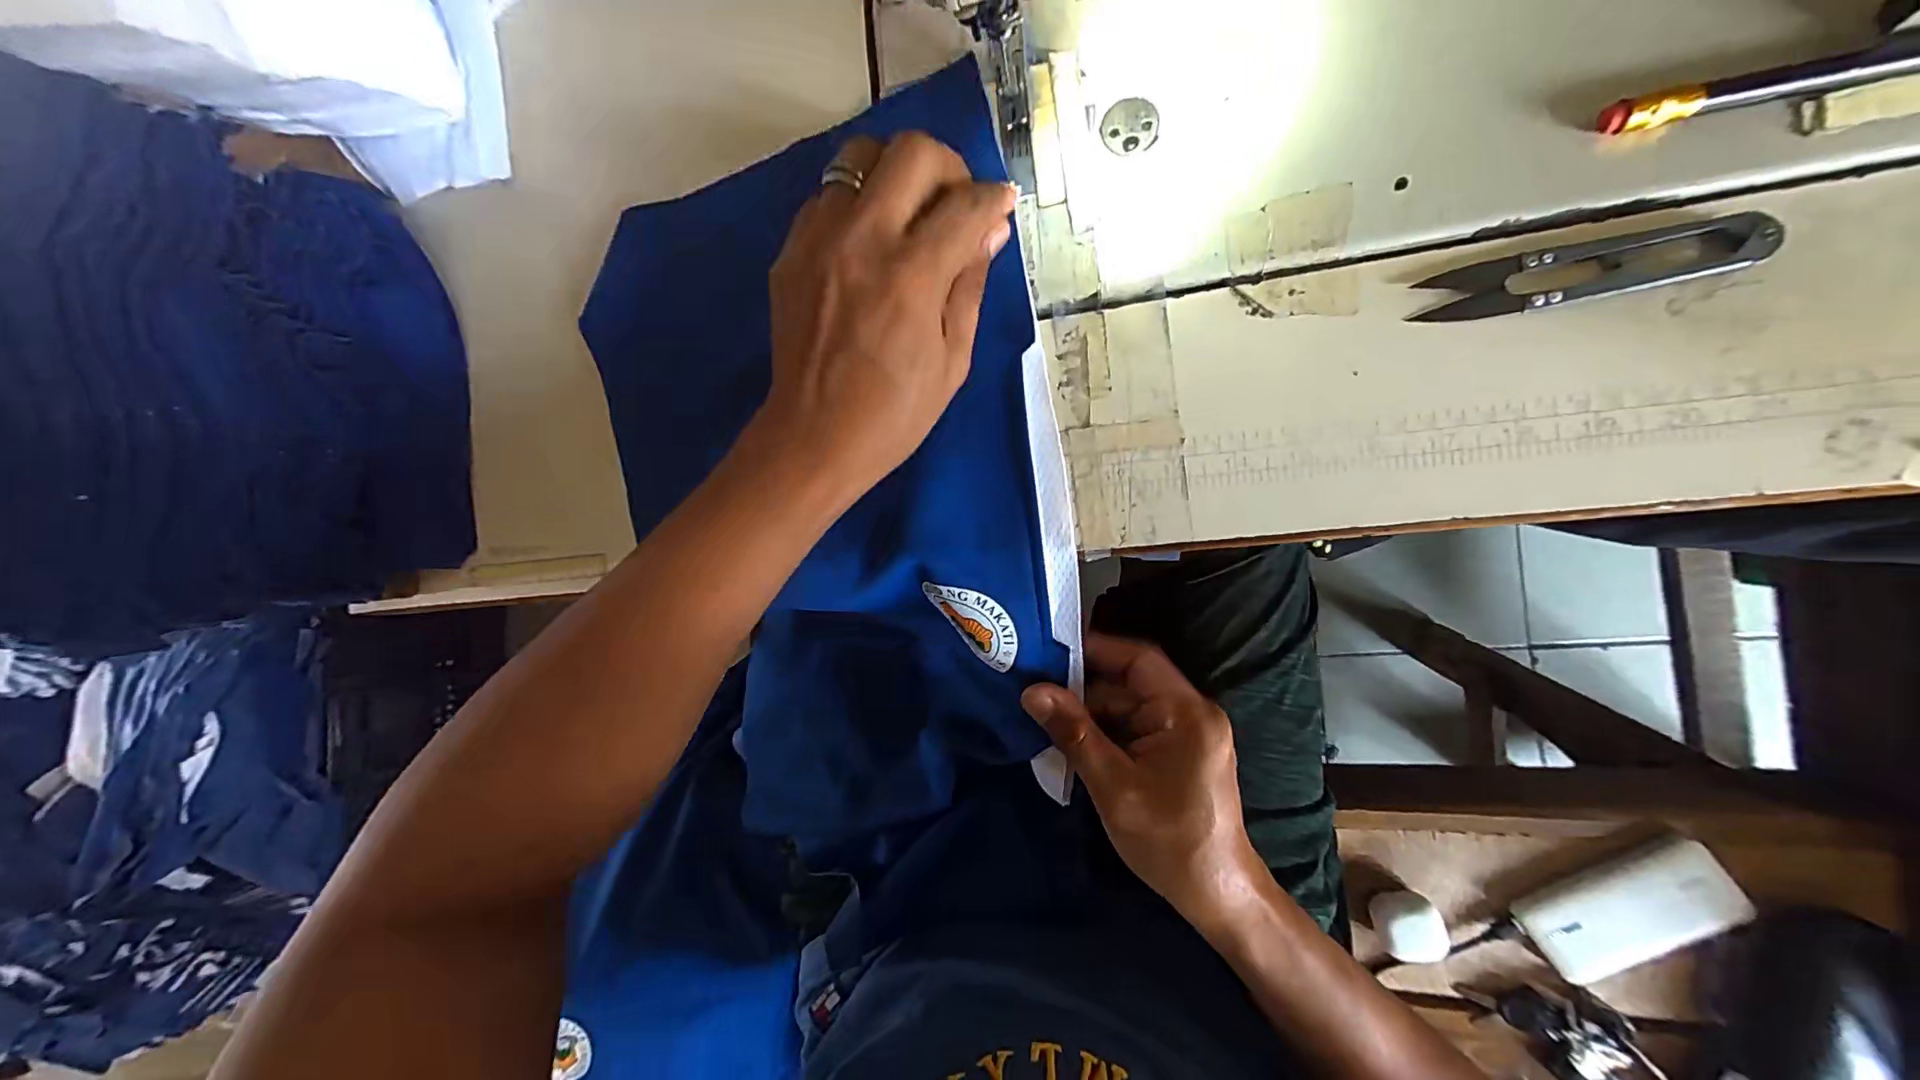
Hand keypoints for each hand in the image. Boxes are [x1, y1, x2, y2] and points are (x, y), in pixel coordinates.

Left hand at [757, 131, 1016, 497]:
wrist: (813, 437)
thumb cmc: (894, 414)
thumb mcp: (952, 360)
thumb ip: (970, 286)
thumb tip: (991, 231)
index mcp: (910, 276)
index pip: (965, 204)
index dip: (995, 199)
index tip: (1002, 206)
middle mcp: (861, 240)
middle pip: (911, 151)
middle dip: (948, 166)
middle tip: (956, 204)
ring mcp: (818, 240)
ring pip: (861, 159)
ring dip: (897, 177)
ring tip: (910, 220)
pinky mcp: (790, 252)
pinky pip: (829, 197)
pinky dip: (858, 205)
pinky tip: (870, 246)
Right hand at [1022, 634, 1269, 928]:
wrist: (1216, 895)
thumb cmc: (1169, 840)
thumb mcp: (1114, 785)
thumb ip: (1074, 733)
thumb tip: (1032, 691)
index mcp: (1186, 712)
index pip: (1138, 659)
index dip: (1095, 649)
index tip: (1050, 651)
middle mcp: (1190, 713)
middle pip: (1129, 684)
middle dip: (1083, 688)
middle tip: (1035, 690)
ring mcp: (1185, 734)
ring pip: (1127, 708)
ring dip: (1090, 714)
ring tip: (1043, 716)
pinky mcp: (1177, 753)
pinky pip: (1134, 729)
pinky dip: (1104, 734)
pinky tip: (1071, 742)